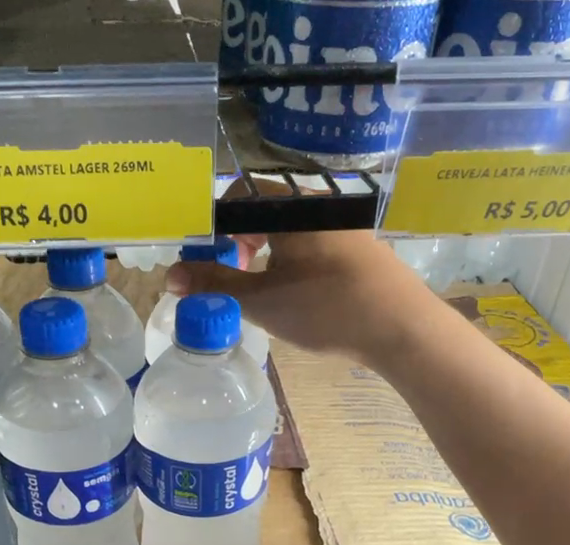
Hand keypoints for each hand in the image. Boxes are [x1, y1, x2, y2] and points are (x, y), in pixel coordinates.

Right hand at [164, 230, 441, 363]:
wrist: (400, 326)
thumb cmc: (325, 307)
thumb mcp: (262, 300)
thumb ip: (216, 284)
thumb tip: (169, 275)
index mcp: (289, 208)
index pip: (239, 193)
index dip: (216, 223)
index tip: (210, 258)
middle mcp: (316, 206)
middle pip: (265, 210)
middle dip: (240, 240)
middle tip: (234, 276)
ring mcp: (342, 226)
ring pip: (290, 229)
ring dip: (267, 253)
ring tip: (263, 290)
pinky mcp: (359, 247)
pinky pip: (313, 243)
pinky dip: (293, 261)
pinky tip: (297, 294)